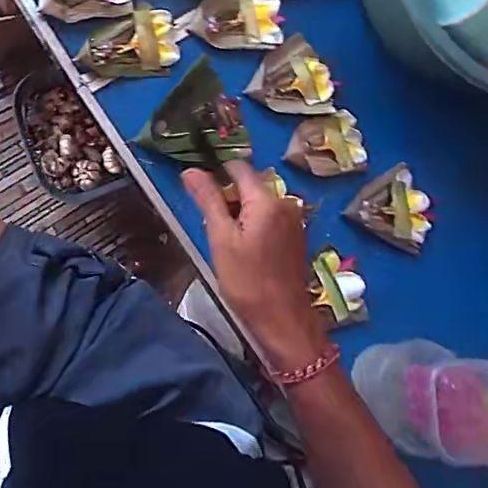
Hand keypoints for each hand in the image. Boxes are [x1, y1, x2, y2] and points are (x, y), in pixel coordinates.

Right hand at [182, 160, 326, 370]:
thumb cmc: (247, 281)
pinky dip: (255, 224)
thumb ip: (209, 201)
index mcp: (267, 199)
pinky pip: (271, 216)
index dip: (217, 173)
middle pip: (250, 184)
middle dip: (229, 197)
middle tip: (214, 227)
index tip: (200, 191)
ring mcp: (294, 218)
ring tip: (229, 242)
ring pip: (259, 201)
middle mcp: (285, 201)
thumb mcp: (221, 239)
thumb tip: (191, 170)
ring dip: (241, 213)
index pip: (239, 168)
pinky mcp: (296, 233)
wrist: (283, 319)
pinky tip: (247, 248)